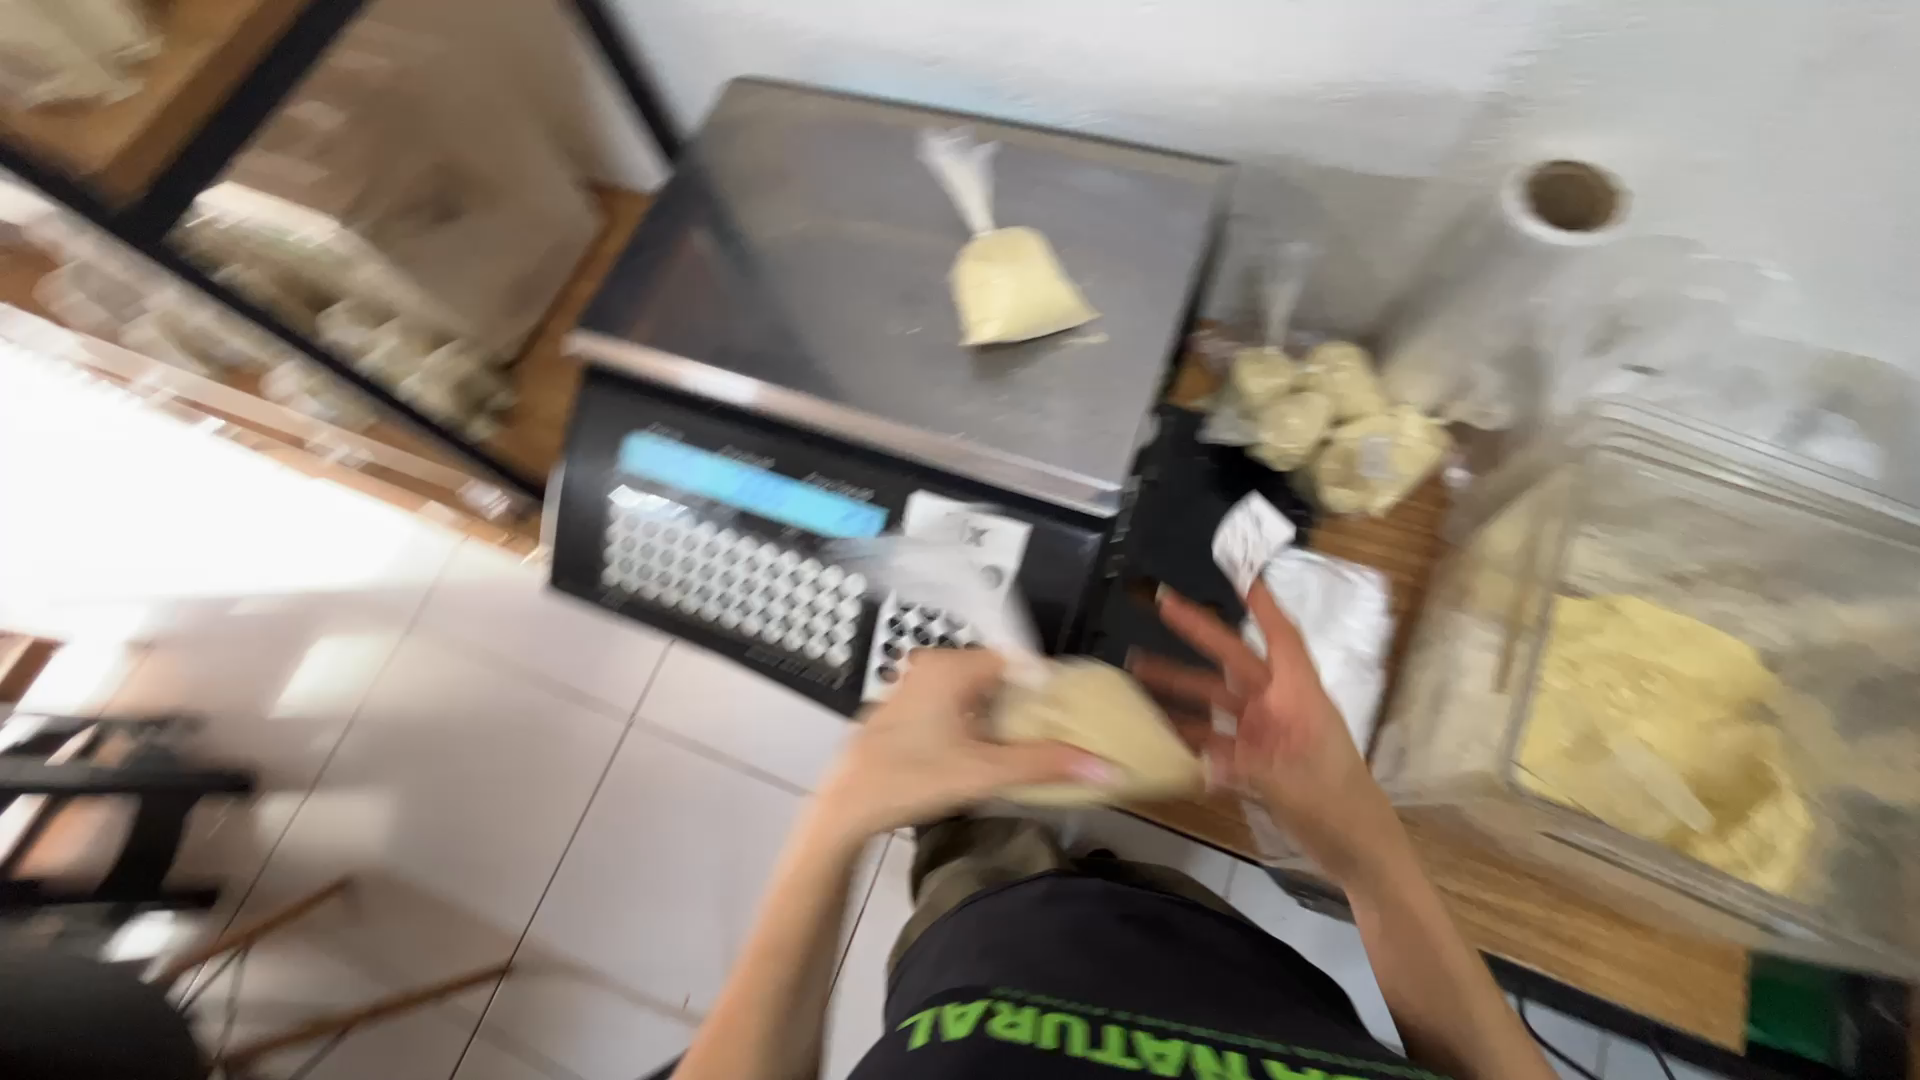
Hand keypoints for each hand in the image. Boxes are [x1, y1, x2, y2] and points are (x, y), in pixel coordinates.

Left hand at [813, 649, 1115, 841]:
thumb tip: (1103, 763)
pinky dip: (969, 719)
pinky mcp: (902, 706)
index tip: (1062, 718)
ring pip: (971, 689)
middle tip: (1044, 738)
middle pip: (995, 674)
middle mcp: (930, 664)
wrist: (846, 807)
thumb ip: (1046, 764)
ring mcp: (911, 684)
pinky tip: (977, 751)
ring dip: (995, 715)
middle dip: (1021, 704)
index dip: (1043, 689)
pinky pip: (949, 701)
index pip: (1016, 660)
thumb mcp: (985, 772)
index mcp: (950, 666)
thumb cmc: (911, 780)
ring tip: (1016, 748)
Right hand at [1129, 584, 1400, 884]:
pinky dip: (1186, 728)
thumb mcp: (1291, 783)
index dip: (1262, 605)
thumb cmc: (1338, 806)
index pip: (1282, 639)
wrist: (1358, 851)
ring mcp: (1264, 730)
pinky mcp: (1254, 757)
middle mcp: (1279, 705)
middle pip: (1236, 659)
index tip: (1240, 575)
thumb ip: (1243, 768)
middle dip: (1201, 632)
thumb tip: (1200, 762)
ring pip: (1215, 696)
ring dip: (1180, 682)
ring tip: (1139, 665)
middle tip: (1166, 604)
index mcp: (1300, 698)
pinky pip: (1212, 734)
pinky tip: (1156, 725)